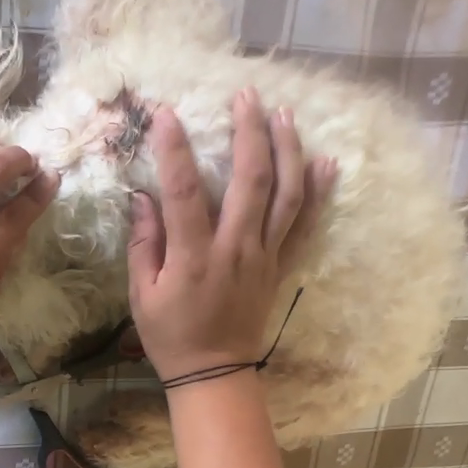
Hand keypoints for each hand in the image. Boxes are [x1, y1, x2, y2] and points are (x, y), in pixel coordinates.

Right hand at [127, 89, 336, 382]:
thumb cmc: (170, 335)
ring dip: (288, 149)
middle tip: (245, 95)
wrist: (214, 372)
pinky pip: (306, 224)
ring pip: (286, 194)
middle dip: (249, 132)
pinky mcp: (280, 266)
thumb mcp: (142, 295)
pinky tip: (325, 161)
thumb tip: (143, 198)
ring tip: (284, 114)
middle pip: (251, 179)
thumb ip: (145, 244)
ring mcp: (264, 256)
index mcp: (194, 257)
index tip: (168, 114)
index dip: (175, 150)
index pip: (185, 191)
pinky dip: (318, 191)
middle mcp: (235, 249)